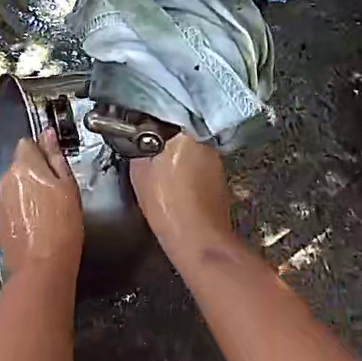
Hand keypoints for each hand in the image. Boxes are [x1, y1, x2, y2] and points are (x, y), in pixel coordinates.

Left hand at [0, 131, 82, 277]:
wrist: (41, 266)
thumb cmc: (61, 229)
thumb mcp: (68, 186)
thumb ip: (56, 156)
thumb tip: (49, 135)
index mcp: (25, 166)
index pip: (28, 142)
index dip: (44, 151)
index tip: (55, 163)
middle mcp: (7, 179)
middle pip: (21, 164)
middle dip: (37, 172)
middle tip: (57, 191)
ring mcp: (0, 199)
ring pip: (16, 184)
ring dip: (29, 190)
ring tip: (49, 210)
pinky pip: (11, 202)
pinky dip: (22, 207)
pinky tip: (37, 221)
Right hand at [128, 135, 232, 251]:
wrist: (197, 239)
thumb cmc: (168, 206)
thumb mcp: (140, 174)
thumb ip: (139, 150)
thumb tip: (139, 142)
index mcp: (184, 136)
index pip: (164, 122)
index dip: (152, 133)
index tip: (143, 143)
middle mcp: (205, 144)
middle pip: (180, 138)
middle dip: (167, 149)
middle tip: (153, 166)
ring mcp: (217, 163)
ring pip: (191, 155)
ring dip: (180, 164)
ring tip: (166, 184)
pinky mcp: (222, 181)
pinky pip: (201, 172)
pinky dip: (191, 179)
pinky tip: (180, 195)